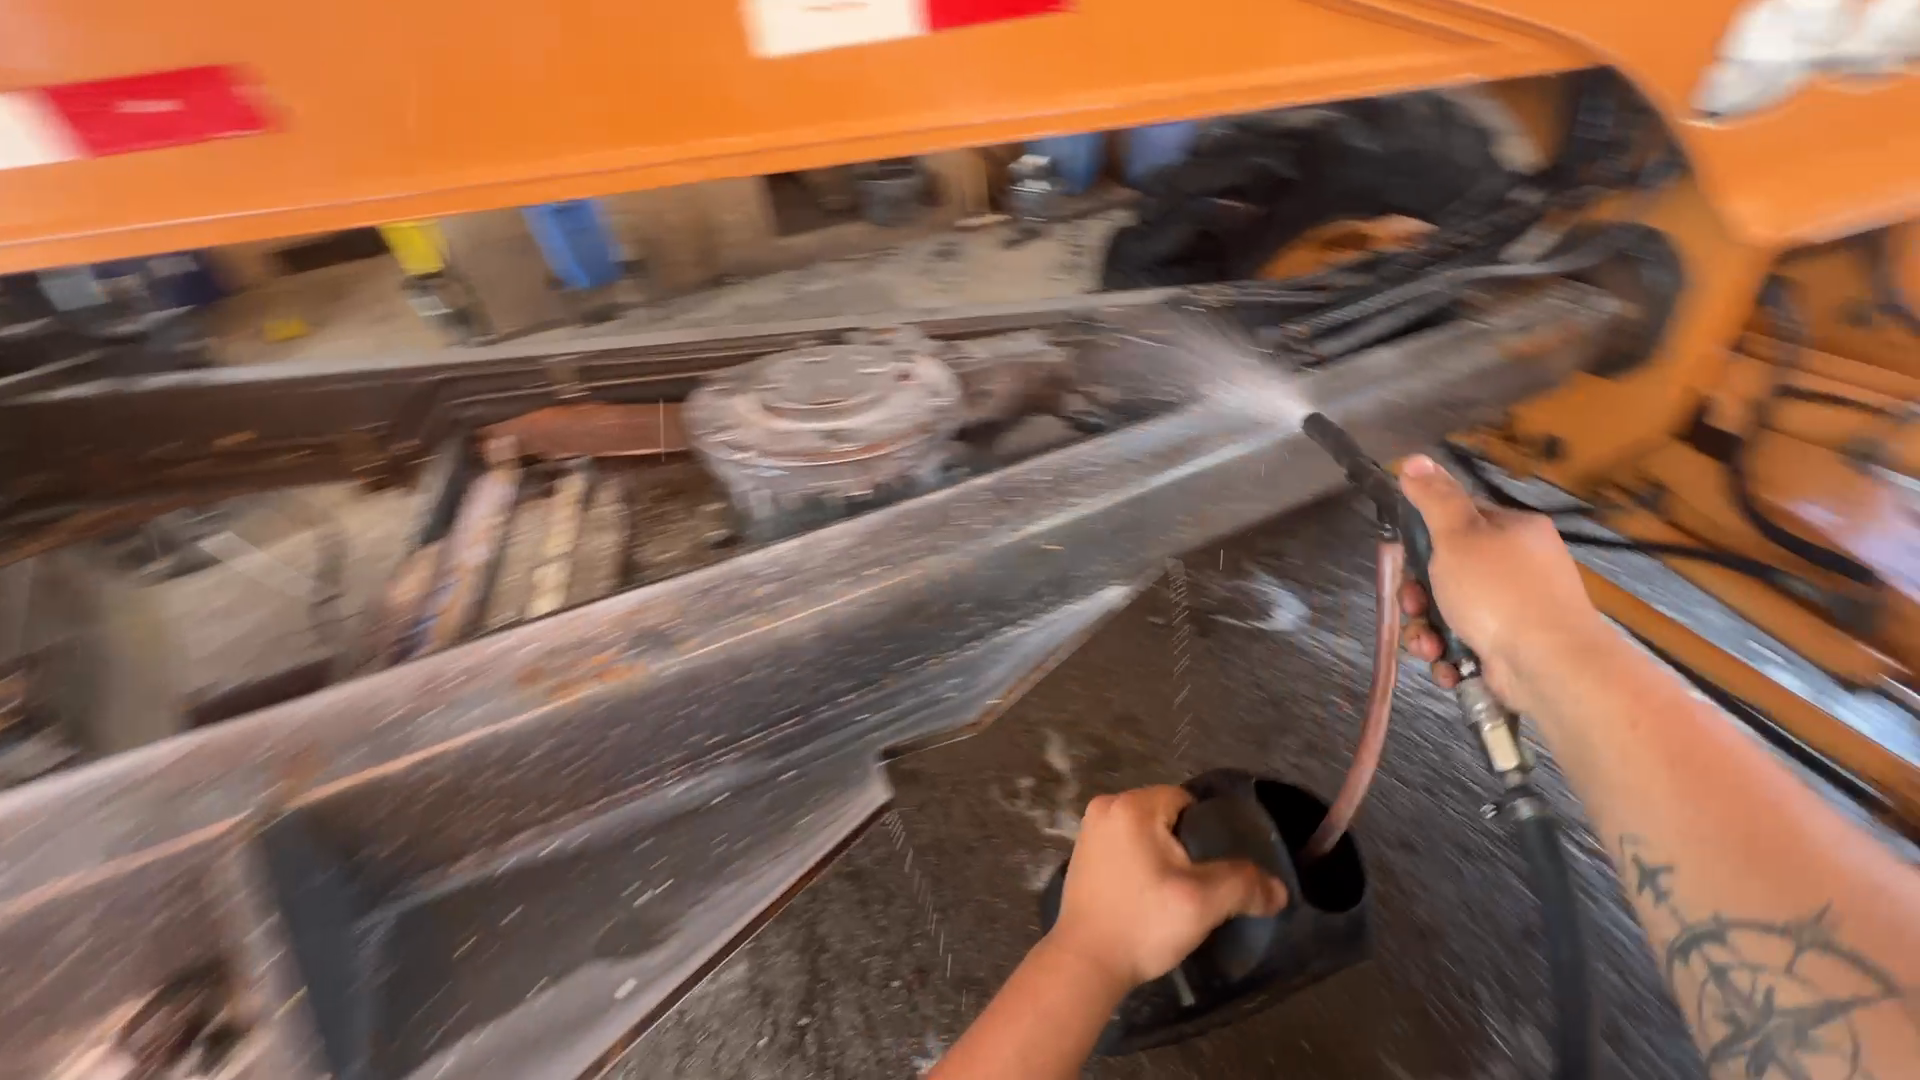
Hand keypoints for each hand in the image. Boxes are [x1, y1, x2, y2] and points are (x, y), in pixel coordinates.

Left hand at [1046, 785, 1287, 991]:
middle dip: (1184, 844)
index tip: (1213, 866)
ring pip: (1144, 832)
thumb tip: (1279, 889)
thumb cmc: (1143, 922)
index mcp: (1131, 805)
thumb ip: (1244, 885)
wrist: (1086, 962)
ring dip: (1161, 856)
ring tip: (1173, 892)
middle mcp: (1105, 807)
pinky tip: (1147, 895)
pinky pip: (1124, 847)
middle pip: (1164, 815)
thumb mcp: (1203, 902)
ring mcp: (1088, 830)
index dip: (1206, 831)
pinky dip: (1139, 863)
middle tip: (1197, 883)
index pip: (1184, 801)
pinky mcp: (1081, 854)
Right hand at [1396, 454, 1605, 715]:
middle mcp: (1517, 567)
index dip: (1423, 542)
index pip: (1457, 523)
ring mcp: (1513, 609)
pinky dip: (1447, 655)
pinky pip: (1461, 643)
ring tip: (1429, 645)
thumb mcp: (1458, 535)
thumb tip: (1413, 459)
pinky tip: (1446, 663)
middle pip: (1445, 572)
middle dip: (1418, 596)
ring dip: (1426, 630)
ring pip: (1447, 611)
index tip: (1407, 560)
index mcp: (1512, 532)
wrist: (1548, 663)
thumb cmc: (1498, 592)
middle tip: (1414, 606)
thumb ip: (1434, 499)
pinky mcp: (1507, 646)